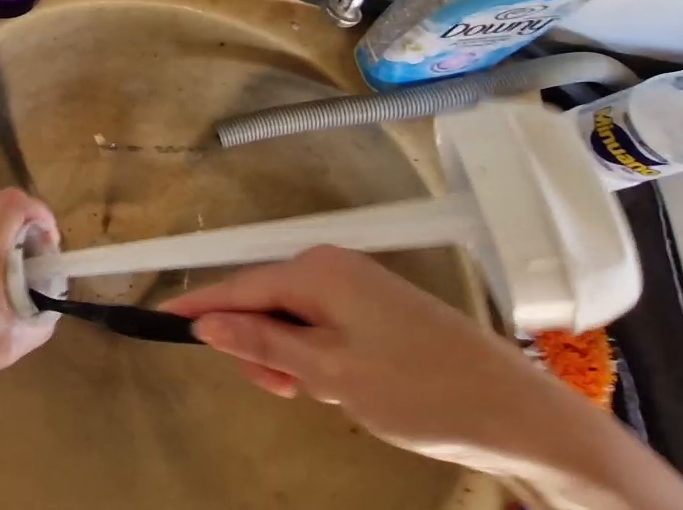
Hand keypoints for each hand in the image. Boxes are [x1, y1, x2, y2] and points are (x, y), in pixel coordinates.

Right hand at [161, 245, 552, 464]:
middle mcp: (331, 265)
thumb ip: (261, 343)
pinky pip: (322, 324)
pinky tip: (339, 385)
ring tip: (320, 395)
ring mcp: (357, 285)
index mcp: (316, 271)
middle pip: (264, 302)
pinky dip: (316, 355)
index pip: (238, 286)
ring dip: (290, 356)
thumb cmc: (420, 392)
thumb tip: (204, 322)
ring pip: (292, 318)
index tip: (158, 318)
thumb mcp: (330, 374)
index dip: (199, 306)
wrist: (524, 417)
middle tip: (282, 392)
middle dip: (260, 346)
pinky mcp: (377, 308)